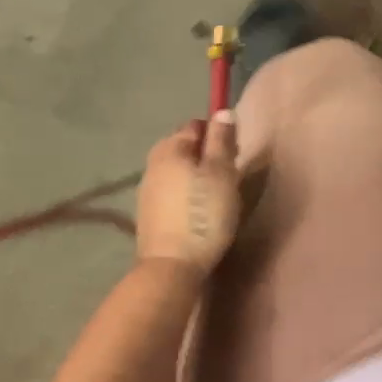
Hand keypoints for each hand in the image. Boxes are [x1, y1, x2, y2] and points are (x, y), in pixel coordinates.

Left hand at [136, 111, 240, 276]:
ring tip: (216, 196)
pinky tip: (198, 212)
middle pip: (183, 148)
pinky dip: (186, 195)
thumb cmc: (203, 215)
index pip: (195, 126)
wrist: (172, 268)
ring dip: (195, 176)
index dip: (217, 134)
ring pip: (177, 171)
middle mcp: (153, 165)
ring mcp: (147, 192)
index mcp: (170, 149)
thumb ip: (222, 140)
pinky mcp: (148, 216)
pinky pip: (171, 192)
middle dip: (206, 155)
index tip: (234, 154)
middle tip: (228, 175)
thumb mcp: (222, 172)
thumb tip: (222, 112)